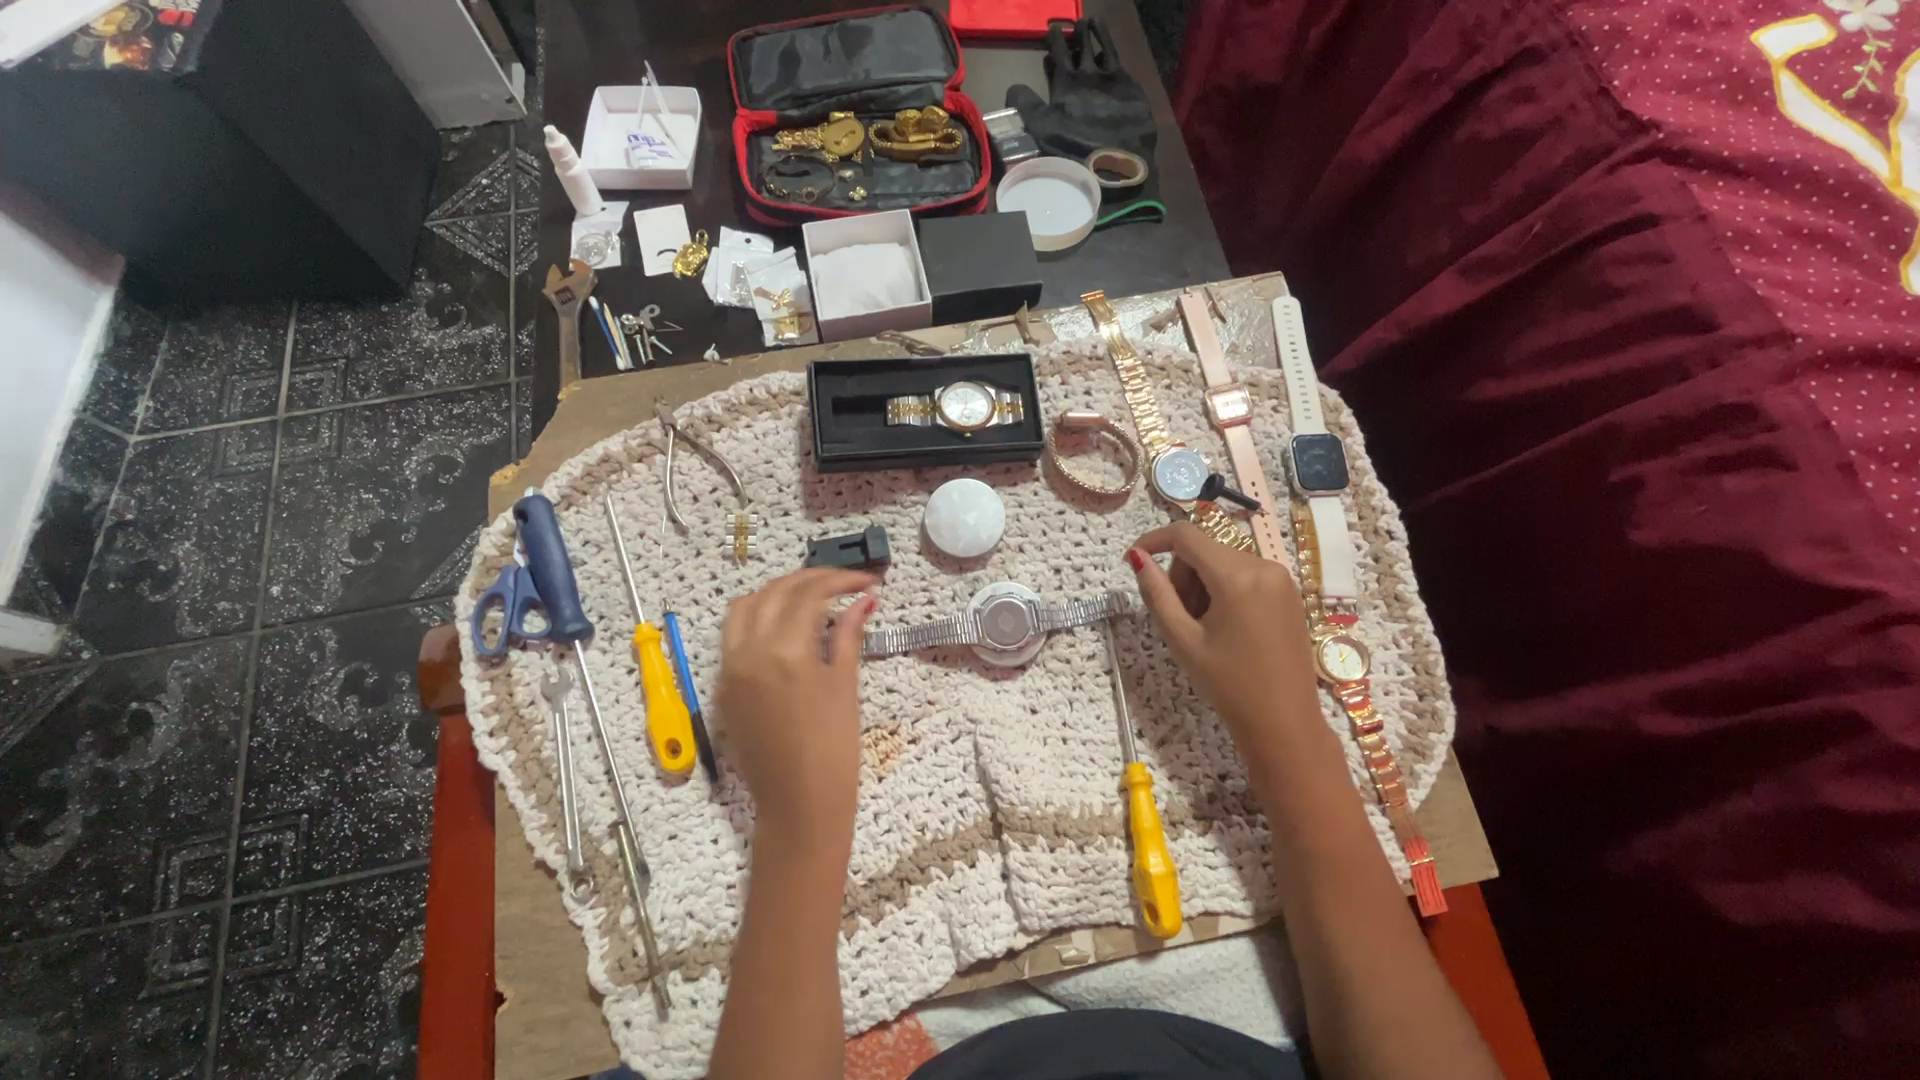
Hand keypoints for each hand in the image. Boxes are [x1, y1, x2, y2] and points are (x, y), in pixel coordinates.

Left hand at [715, 568, 877, 851]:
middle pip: (775, 592)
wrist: (798, 806)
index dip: (841, 580)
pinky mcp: (723, 688)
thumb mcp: (845, 687)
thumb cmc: (833, 751)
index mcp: (785, 651)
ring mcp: (729, 670)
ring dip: (777, 592)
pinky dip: (757, 618)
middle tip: (843, 583)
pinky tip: (784, 625)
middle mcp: (748, 652)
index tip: (868, 582)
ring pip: (745, 607)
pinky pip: (732, 636)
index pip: (810, 594)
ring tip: (810, 597)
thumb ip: (849, 635)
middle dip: (811, 579)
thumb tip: (864, 599)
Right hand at [1125, 523, 1319, 744]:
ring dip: (1201, 584)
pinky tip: (1224, 627)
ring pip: (1223, 561)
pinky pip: (1244, 574)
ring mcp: (1281, 578)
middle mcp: (1264, 565)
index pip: (1186, 535)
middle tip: (1178, 618)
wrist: (1283, 721)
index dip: (1153, 541)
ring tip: (1202, 628)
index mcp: (1237, 576)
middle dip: (1181, 575)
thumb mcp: (1182, 639)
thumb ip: (1157, 592)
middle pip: (1204, 549)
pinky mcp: (1288, 592)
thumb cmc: (1228, 683)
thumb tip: (1137, 557)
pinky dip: (1224, 590)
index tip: (1132, 560)